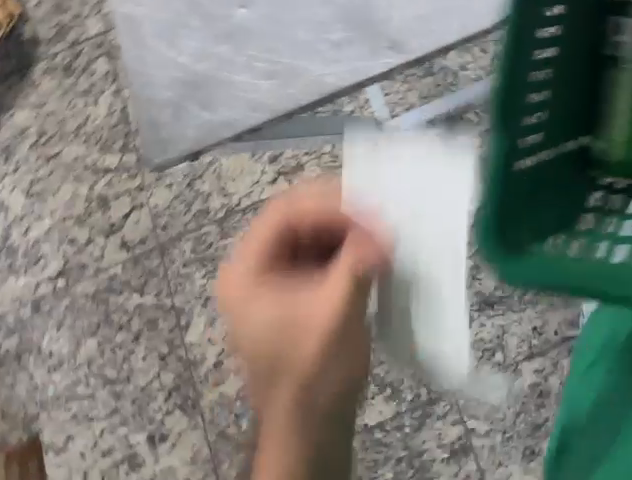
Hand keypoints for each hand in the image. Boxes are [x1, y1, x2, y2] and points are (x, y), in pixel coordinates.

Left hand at [216, 180, 390, 434]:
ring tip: (381, 230)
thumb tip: (385, 232)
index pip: (284, 214)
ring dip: (348, 225)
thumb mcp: (335, 314)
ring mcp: (276, 276)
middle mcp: (255, 267)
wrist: (312, 425)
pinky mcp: (299, 286)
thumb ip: (356, 264)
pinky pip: (324, 247)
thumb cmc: (313, 373)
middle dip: (340, 211)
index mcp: (246, 272)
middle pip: (297, 215)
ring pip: (313, 228)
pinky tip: (375, 247)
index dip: (327, 206)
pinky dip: (350, 242)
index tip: (369, 212)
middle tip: (379, 213)